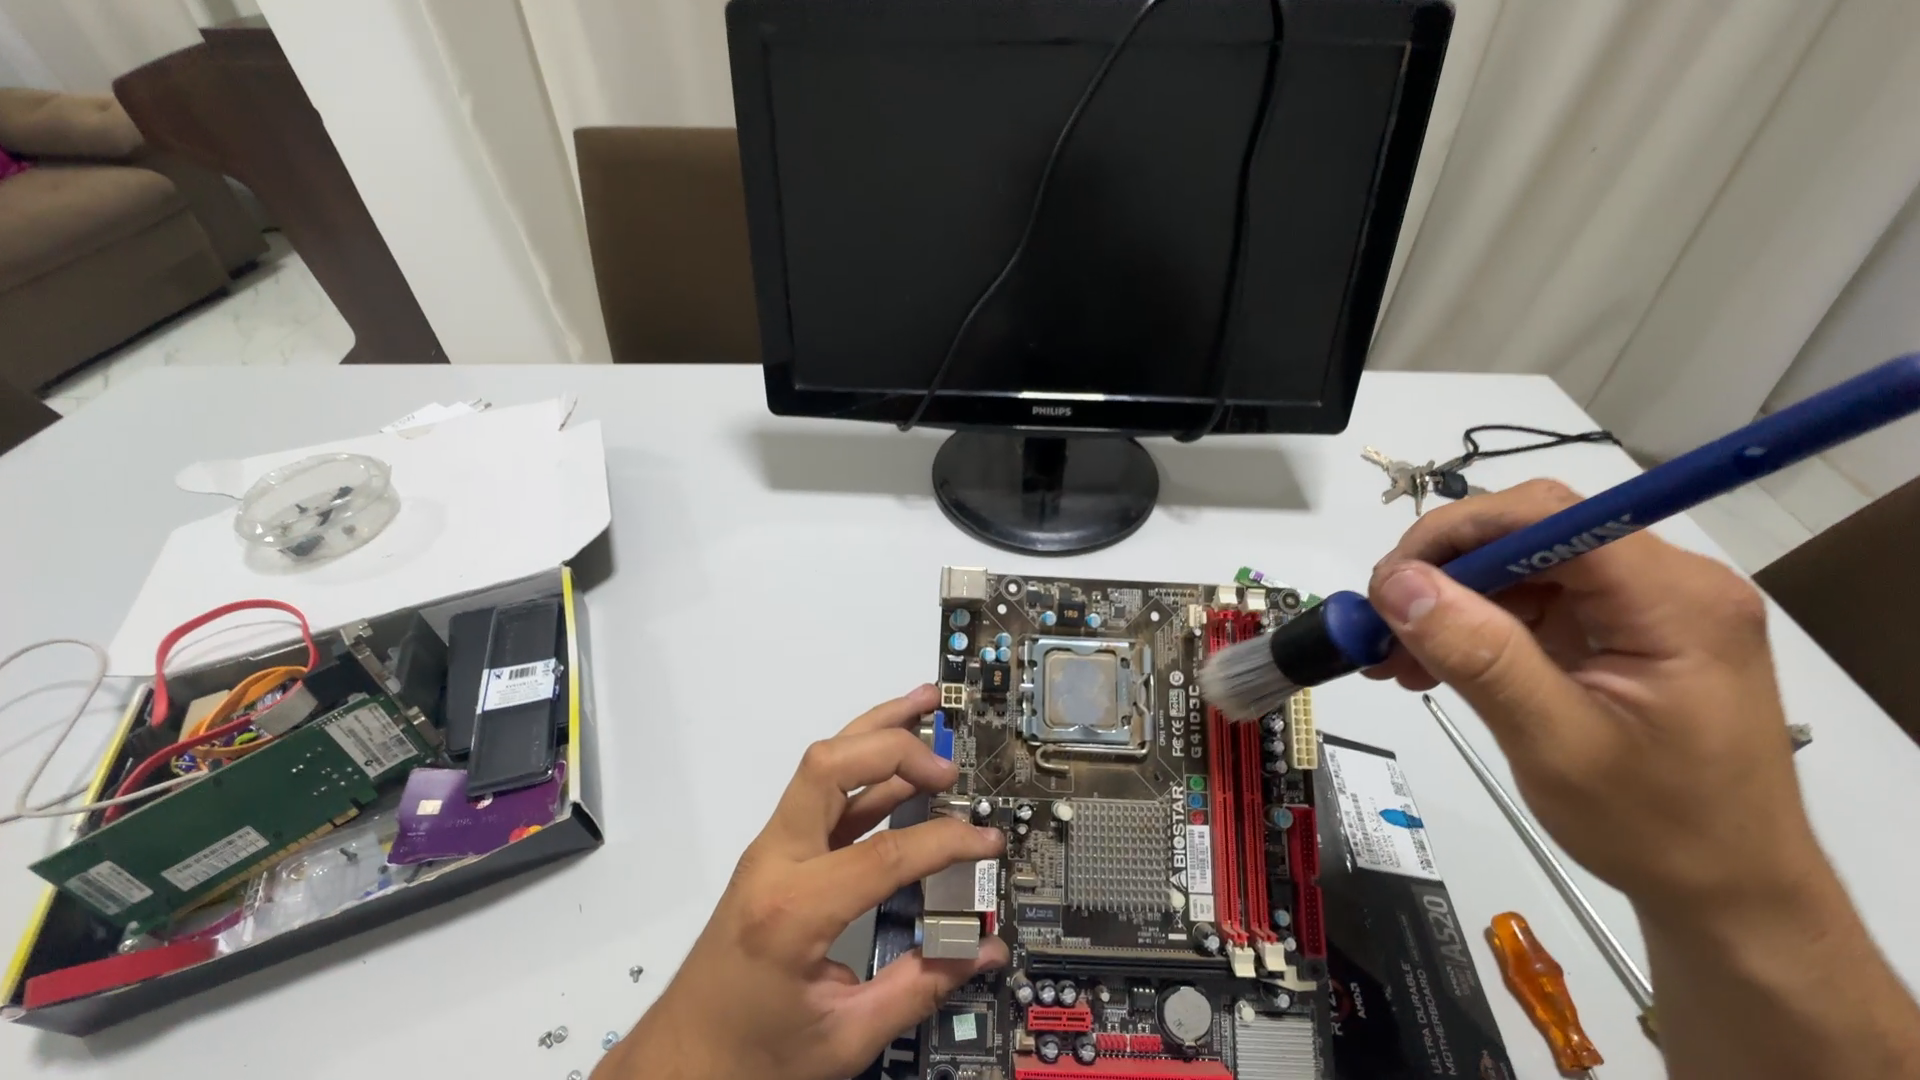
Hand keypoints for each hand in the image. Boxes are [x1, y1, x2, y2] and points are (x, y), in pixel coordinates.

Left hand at [599, 685, 1006, 1079]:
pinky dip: (864, 766)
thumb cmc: (751, 1058)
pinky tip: (899, 762)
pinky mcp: (775, 854)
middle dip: (894, 749)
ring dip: (875, 731)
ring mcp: (770, 851)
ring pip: (821, 764)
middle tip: (948, 767)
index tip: (985, 843)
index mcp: (792, 911)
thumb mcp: (844, 1036)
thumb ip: (919, 987)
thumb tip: (982, 951)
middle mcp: (775, 861)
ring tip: (926, 703)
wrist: (680, 1064)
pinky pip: (823, 792)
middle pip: (830, 767)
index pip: (884, 851)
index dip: (945, 843)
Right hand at [1363, 480, 1825, 916]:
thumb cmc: (1657, 827)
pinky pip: (1526, 603)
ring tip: (1394, 657)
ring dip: (1446, 604)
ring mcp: (1640, 605)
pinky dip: (1470, 627)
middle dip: (1442, 572)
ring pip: (1516, 567)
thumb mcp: (1556, 743)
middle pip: (1527, 535)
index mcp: (1674, 600)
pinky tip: (1429, 664)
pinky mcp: (1616, 629)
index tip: (1388, 583)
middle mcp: (1665, 583)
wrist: (1726, 888)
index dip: (1456, 532)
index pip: (1548, 516)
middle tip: (1380, 625)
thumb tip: (1397, 583)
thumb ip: (1480, 656)